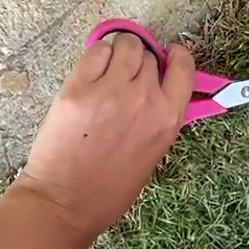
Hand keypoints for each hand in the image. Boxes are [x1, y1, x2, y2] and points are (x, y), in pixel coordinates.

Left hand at [11, 31, 194, 238]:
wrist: (64, 203)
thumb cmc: (110, 189)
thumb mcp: (153, 153)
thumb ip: (159, 117)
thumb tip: (154, 87)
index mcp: (168, 118)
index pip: (183, 67)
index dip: (175, 56)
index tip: (167, 55)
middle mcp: (144, 98)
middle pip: (149, 56)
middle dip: (140, 62)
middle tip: (125, 77)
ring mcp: (110, 90)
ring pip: (124, 45)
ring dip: (119, 52)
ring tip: (108, 69)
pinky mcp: (78, 87)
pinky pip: (95, 52)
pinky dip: (96, 56)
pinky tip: (90, 72)